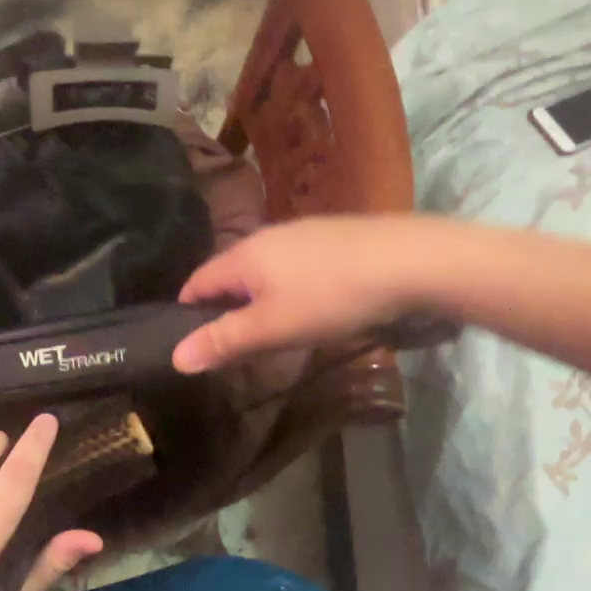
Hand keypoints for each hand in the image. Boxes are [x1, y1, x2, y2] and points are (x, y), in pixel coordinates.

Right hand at [172, 216, 447, 373]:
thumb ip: (223, 341)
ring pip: (264, 268)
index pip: (197, 281)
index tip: (188, 341)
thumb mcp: (271, 328)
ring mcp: (304, 232)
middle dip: (223, 306)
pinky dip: (289, 286)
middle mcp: (268, 236)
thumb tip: (175, 358)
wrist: (415, 263)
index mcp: (244, 256)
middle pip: (230, 273)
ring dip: (258, 296)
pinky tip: (310, 305)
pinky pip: (294, 264)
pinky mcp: (335, 237)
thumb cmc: (332, 297)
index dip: (186, 311)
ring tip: (268, 328)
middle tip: (229, 342)